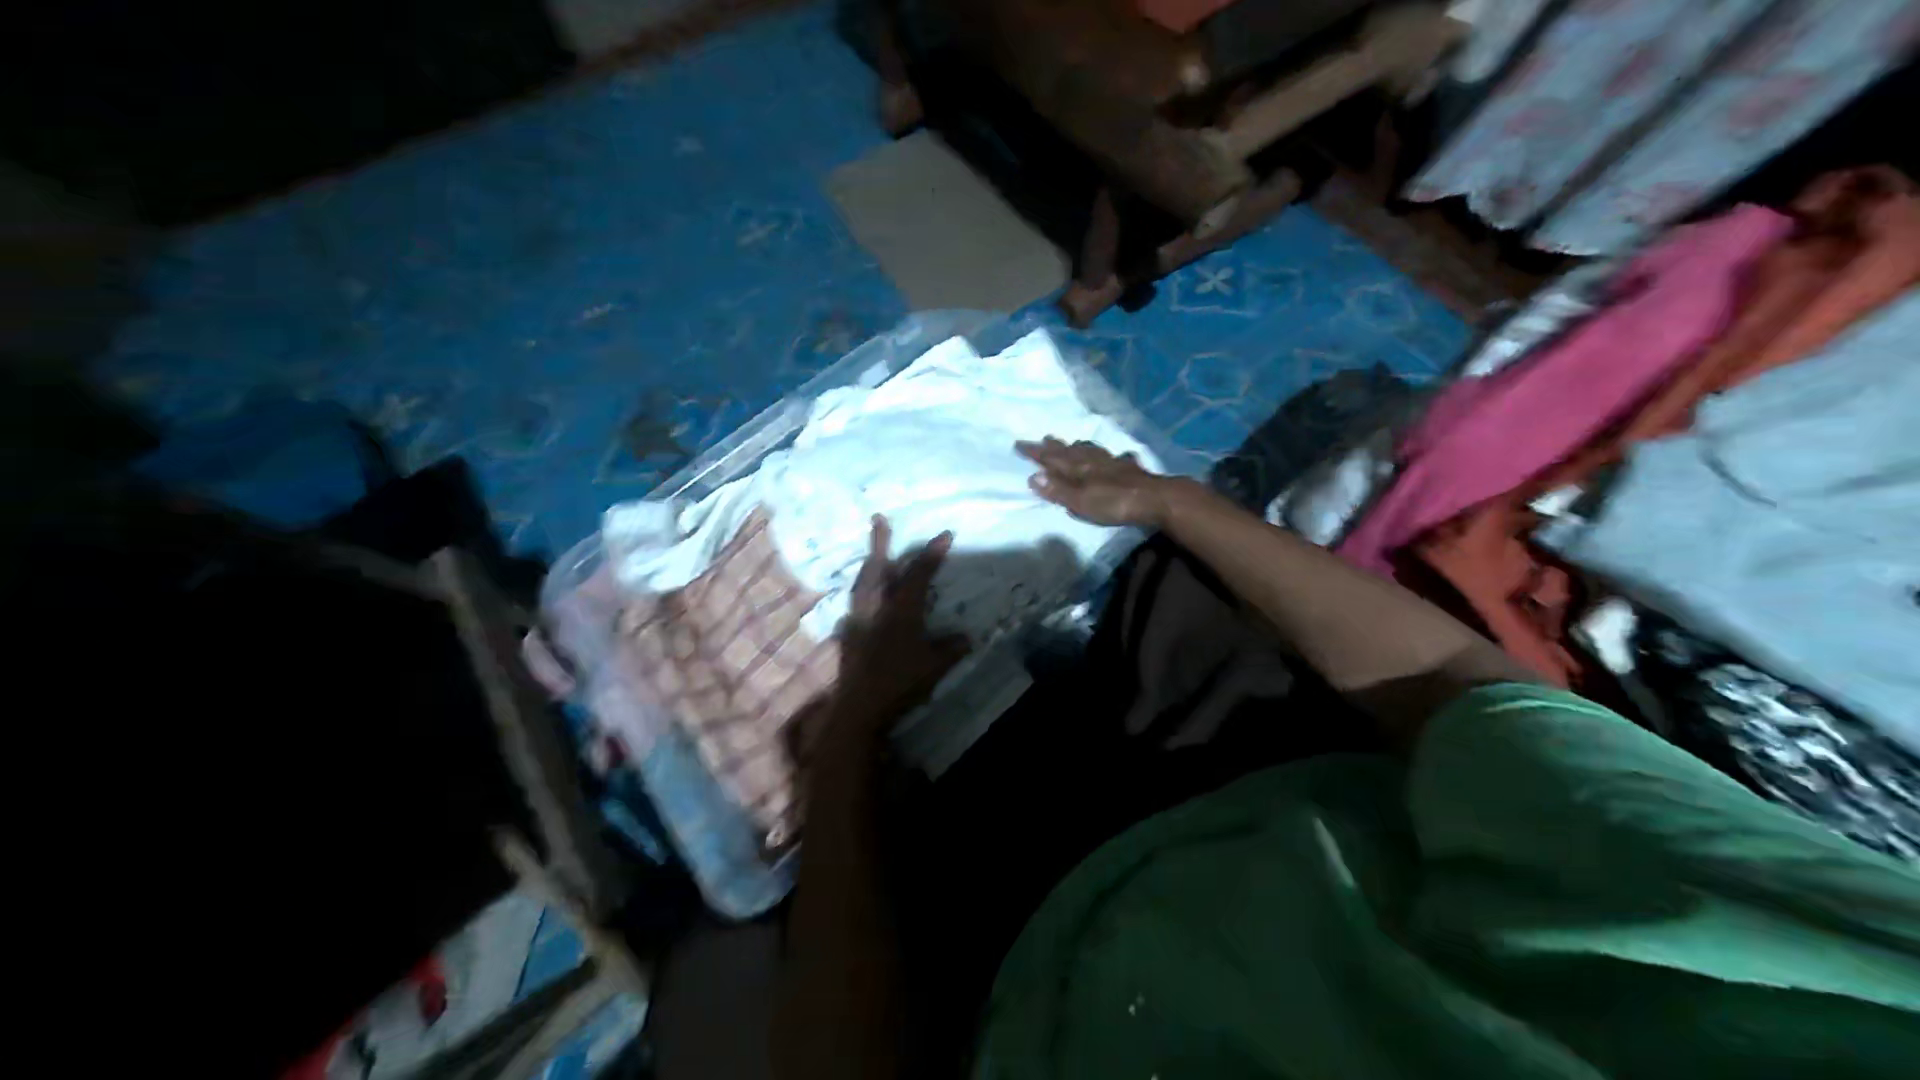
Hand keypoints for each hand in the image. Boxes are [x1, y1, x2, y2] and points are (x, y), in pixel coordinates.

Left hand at [829, 516, 969, 739]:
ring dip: (869, 563)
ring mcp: (858, 619)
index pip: (918, 574)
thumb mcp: (934, 666)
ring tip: (872, 552)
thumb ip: (951, 648)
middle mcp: (876, 607)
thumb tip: (967, 637)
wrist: (859, 706)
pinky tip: (865, 596)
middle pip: (878, 567)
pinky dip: (861, 590)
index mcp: (901, 610)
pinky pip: (855, 601)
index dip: (932, 553)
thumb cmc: (900, 683)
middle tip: (878, 518)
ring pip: (862, 582)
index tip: (945, 534)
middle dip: (880, 541)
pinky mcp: (847, 634)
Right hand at [1016, 436, 1183, 526]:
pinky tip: (1120, 455)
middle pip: (1072, 451)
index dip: (1036, 452)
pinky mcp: (1133, 471)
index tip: (1019, 444)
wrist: (1155, 499)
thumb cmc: (1114, 503)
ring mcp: (1115, 464)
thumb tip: (1033, 476)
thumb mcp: (1080, 501)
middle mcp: (1095, 461)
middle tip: (1045, 437)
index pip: (1052, 458)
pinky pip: (1119, 459)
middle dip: (1056, 446)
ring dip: (1082, 447)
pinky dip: (1114, 456)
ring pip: (1094, 451)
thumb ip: (1058, 490)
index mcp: (1079, 468)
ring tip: (1075, 443)